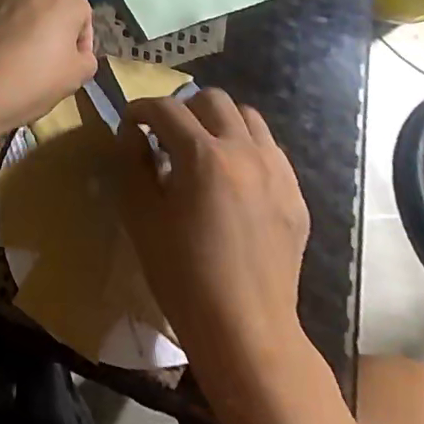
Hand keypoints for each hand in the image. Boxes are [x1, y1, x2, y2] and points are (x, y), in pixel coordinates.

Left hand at [0, 0, 94, 143]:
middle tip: (49, 62)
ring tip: (22, 60)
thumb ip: (86, 57)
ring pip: (24, 11)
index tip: (71, 66)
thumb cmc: (32, 80)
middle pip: (52, 8)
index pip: (83, 17)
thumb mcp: (77, 76)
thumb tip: (76, 52)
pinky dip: (4, 32)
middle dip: (54, 31)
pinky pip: (0, 18)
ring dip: (28, 29)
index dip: (81, 44)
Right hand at [116, 90, 310, 370]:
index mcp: (204, 156)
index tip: (128, 125)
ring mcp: (278, 173)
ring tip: (198, 150)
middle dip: (182, 108)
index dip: (140, 110)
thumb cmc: (179, 269)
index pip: (166, 108)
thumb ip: (132, 160)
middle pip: (212, 100)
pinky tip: (228, 177)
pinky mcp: (295, 196)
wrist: (242, 324)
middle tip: (163, 135)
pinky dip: (244, 147)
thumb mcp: (139, 211)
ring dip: (217, 123)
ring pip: (248, 118)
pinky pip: (270, 150)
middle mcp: (246, 153)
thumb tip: (134, 133)